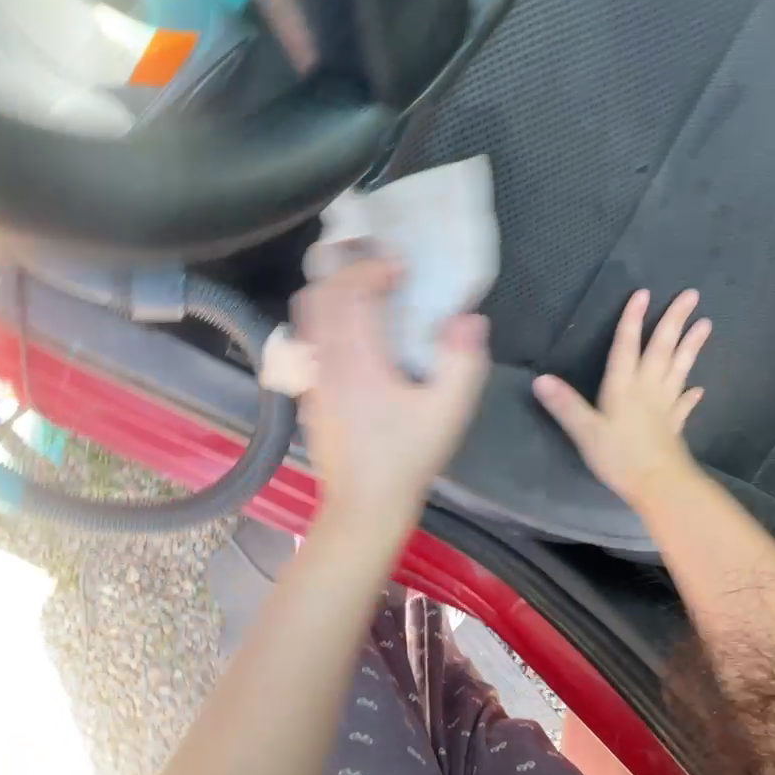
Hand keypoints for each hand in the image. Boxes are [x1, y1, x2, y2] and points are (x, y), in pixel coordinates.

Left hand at [295, 258, 489, 523]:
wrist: (363, 506)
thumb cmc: (406, 458)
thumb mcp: (447, 412)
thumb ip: (462, 361)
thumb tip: (467, 318)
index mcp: (355, 358)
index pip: (347, 290)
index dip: (373, 268)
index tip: (403, 272)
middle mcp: (324, 359)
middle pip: (318, 293)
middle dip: (350, 272)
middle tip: (385, 276)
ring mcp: (311, 376)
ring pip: (307, 315)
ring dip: (335, 294)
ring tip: (370, 297)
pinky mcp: (309, 392)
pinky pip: (308, 338)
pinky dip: (328, 319)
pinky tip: (358, 336)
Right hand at [532, 289, 710, 507]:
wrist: (660, 485)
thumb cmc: (619, 457)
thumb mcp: (585, 431)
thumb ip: (565, 405)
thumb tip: (540, 379)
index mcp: (623, 387)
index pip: (626, 346)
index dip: (632, 320)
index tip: (643, 294)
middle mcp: (647, 389)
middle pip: (661, 349)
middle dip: (674, 321)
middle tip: (692, 295)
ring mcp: (665, 406)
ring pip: (679, 368)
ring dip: (691, 346)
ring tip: (706, 324)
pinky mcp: (674, 426)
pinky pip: (684, 404)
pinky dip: (691, 394)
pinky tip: (699, 388)